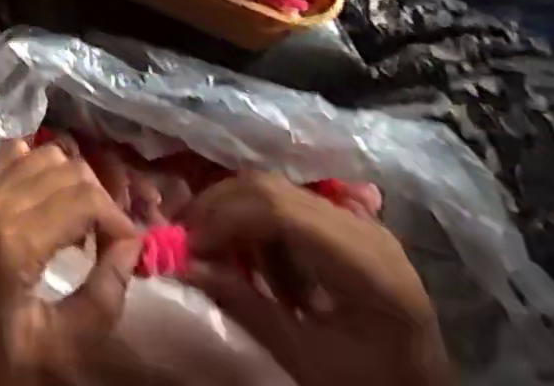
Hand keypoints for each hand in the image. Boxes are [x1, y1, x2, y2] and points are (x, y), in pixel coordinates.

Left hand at [0, 140, 145, 384]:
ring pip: (44, 153)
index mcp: (15, 239)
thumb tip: (130, 249)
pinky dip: (40, 165)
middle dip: (99, 199)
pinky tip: (48, 201)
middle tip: (107, 242)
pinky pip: (14, 152)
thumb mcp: (54, 350)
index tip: (130, 251)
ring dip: (71, 181)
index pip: (85, 198)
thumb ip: (101, 302)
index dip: (118, 219)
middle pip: (68, 169)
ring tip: (78, 226)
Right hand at [183, 173, 454, 385]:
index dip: (227, 218)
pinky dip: (257, 225)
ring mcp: (358, 220)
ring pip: (274, 188)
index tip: (190, 244)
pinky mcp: (347, 223)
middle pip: (273, 189)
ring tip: (221, 256)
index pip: (283, 211)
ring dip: (236, 214)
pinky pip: (288, 203)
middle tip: (189, 239)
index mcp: (368, 264)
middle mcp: (365, 227)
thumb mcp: (306, 359)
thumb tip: (186, 266)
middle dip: (221, 207)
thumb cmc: (368, 383)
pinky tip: (257, 264)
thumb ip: (246, 308)